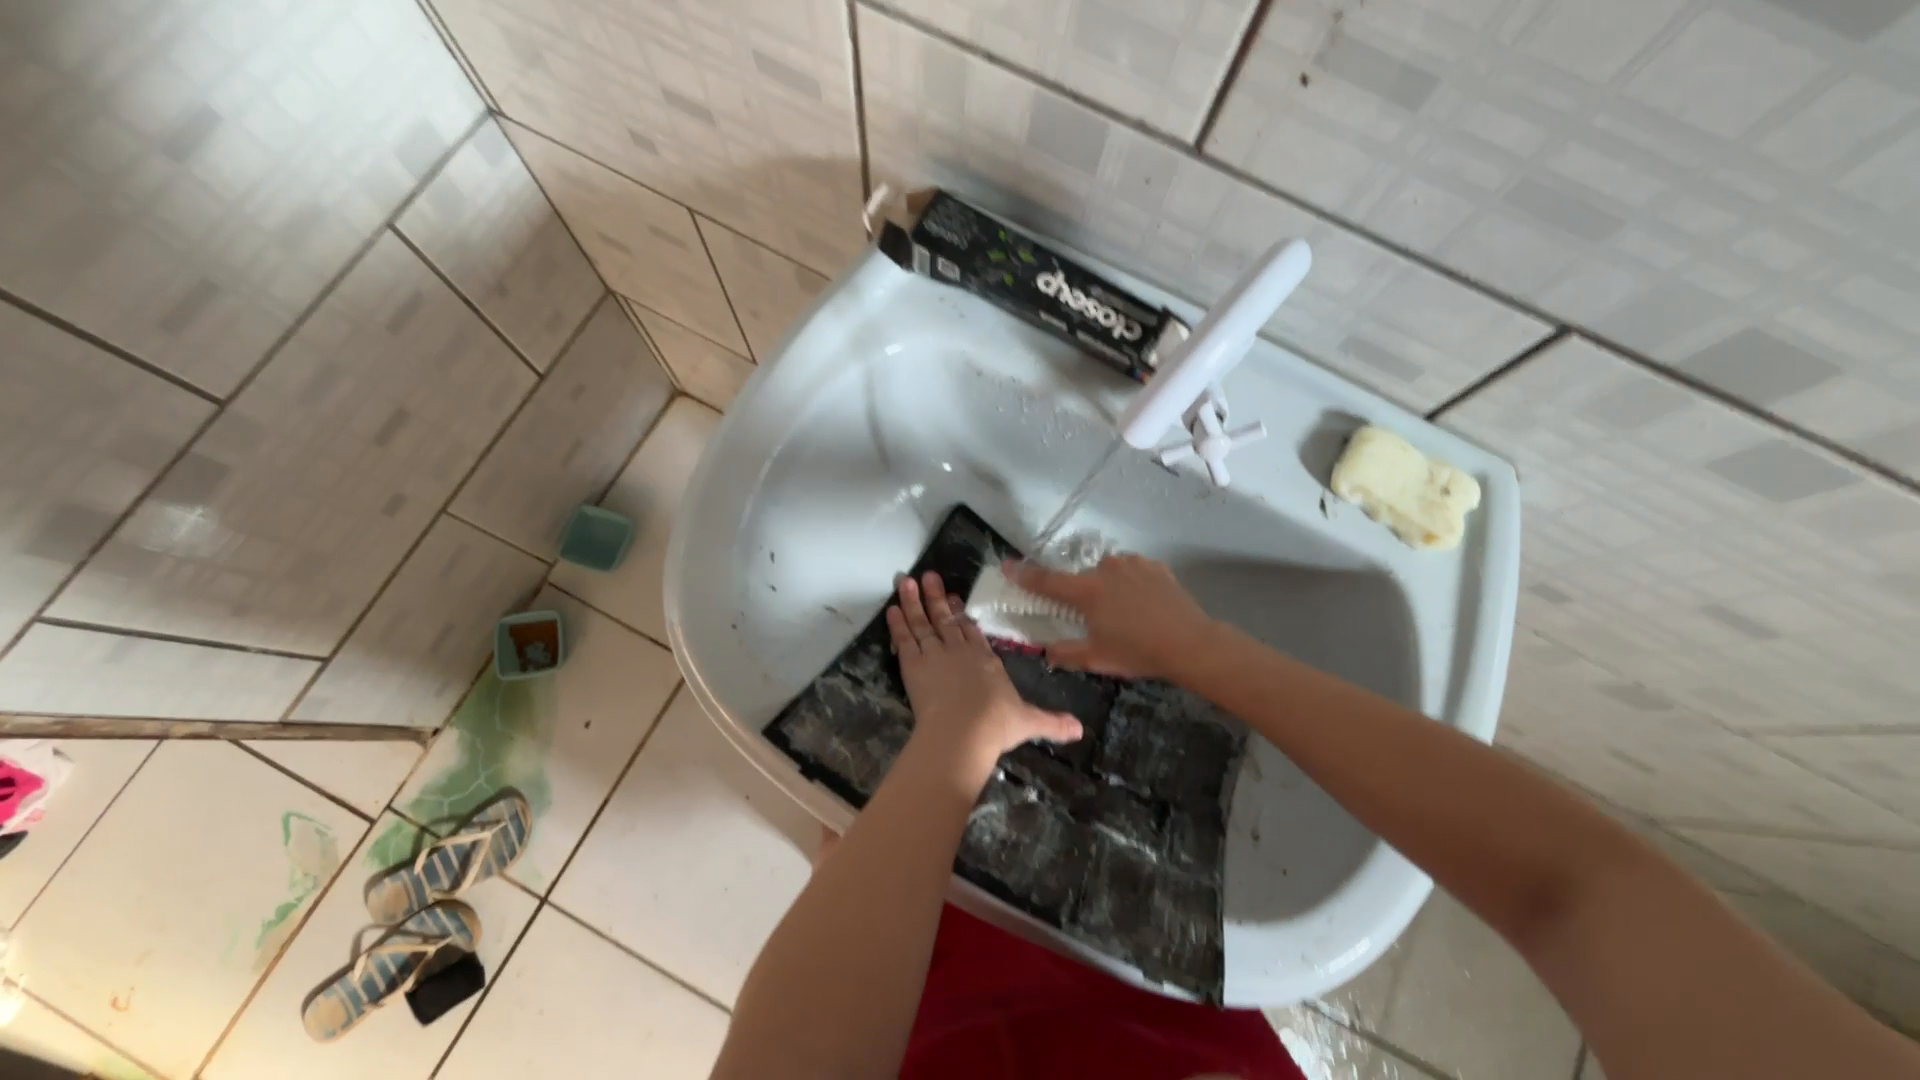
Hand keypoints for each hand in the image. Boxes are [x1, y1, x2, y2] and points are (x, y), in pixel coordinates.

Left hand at [887, 571, 1081, 786]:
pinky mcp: (913, 664)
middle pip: (946, 620)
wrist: (964, 731)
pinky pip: (904, 638)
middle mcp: (960, 651)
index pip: (972, 633)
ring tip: (904, 581)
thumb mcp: (1029, 722)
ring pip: (923, 623)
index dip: (963, 616)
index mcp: (986, 661)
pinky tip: (892, 608)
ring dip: (914, 602)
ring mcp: (935, 655)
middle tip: (929, 577)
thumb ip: (1052, 723)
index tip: (956, 598)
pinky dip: (897, 623)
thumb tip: (1080, 730)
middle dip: (937, 598)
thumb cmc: (996, 725)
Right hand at [1007, 554, 1216, 678]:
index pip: (1046, 581)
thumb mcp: (1096, 658)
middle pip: (1082, 580)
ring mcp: (1133, 564)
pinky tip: (1143, 604)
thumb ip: (1065, 653)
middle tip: (1096, 620)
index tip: (1007, 565)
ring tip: (1124, 614)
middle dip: (1083, 596)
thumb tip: (1046, 651)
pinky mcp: (1155, 567)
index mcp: (1086, 591)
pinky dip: (1132, 584)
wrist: (1189, 643)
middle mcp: (1105, 569)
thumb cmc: (1137, 651)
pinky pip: (1133, 572)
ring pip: (1109, 573)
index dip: (1024, 575)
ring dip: (1108, 588)